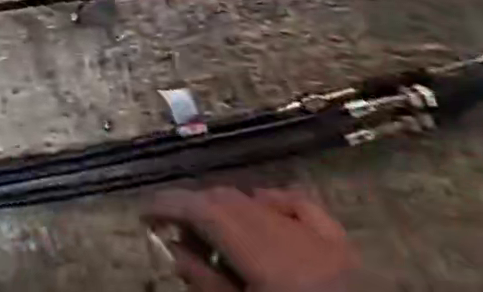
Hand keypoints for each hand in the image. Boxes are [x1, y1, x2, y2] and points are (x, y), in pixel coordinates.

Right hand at [145, 186, 359, 291]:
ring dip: (228, 207)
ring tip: (213, 230)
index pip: (198, 207)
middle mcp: (278, 225)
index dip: (166, 203)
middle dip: (195, 207)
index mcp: (253, 245)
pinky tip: (264, 207)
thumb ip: (208, 283)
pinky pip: (298, 205)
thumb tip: (175, 248)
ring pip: (255, 199)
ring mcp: (312, 230)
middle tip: (175, 228)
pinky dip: (273, 201)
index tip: (144, 211)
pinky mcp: (339, 241)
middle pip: (224, 198)